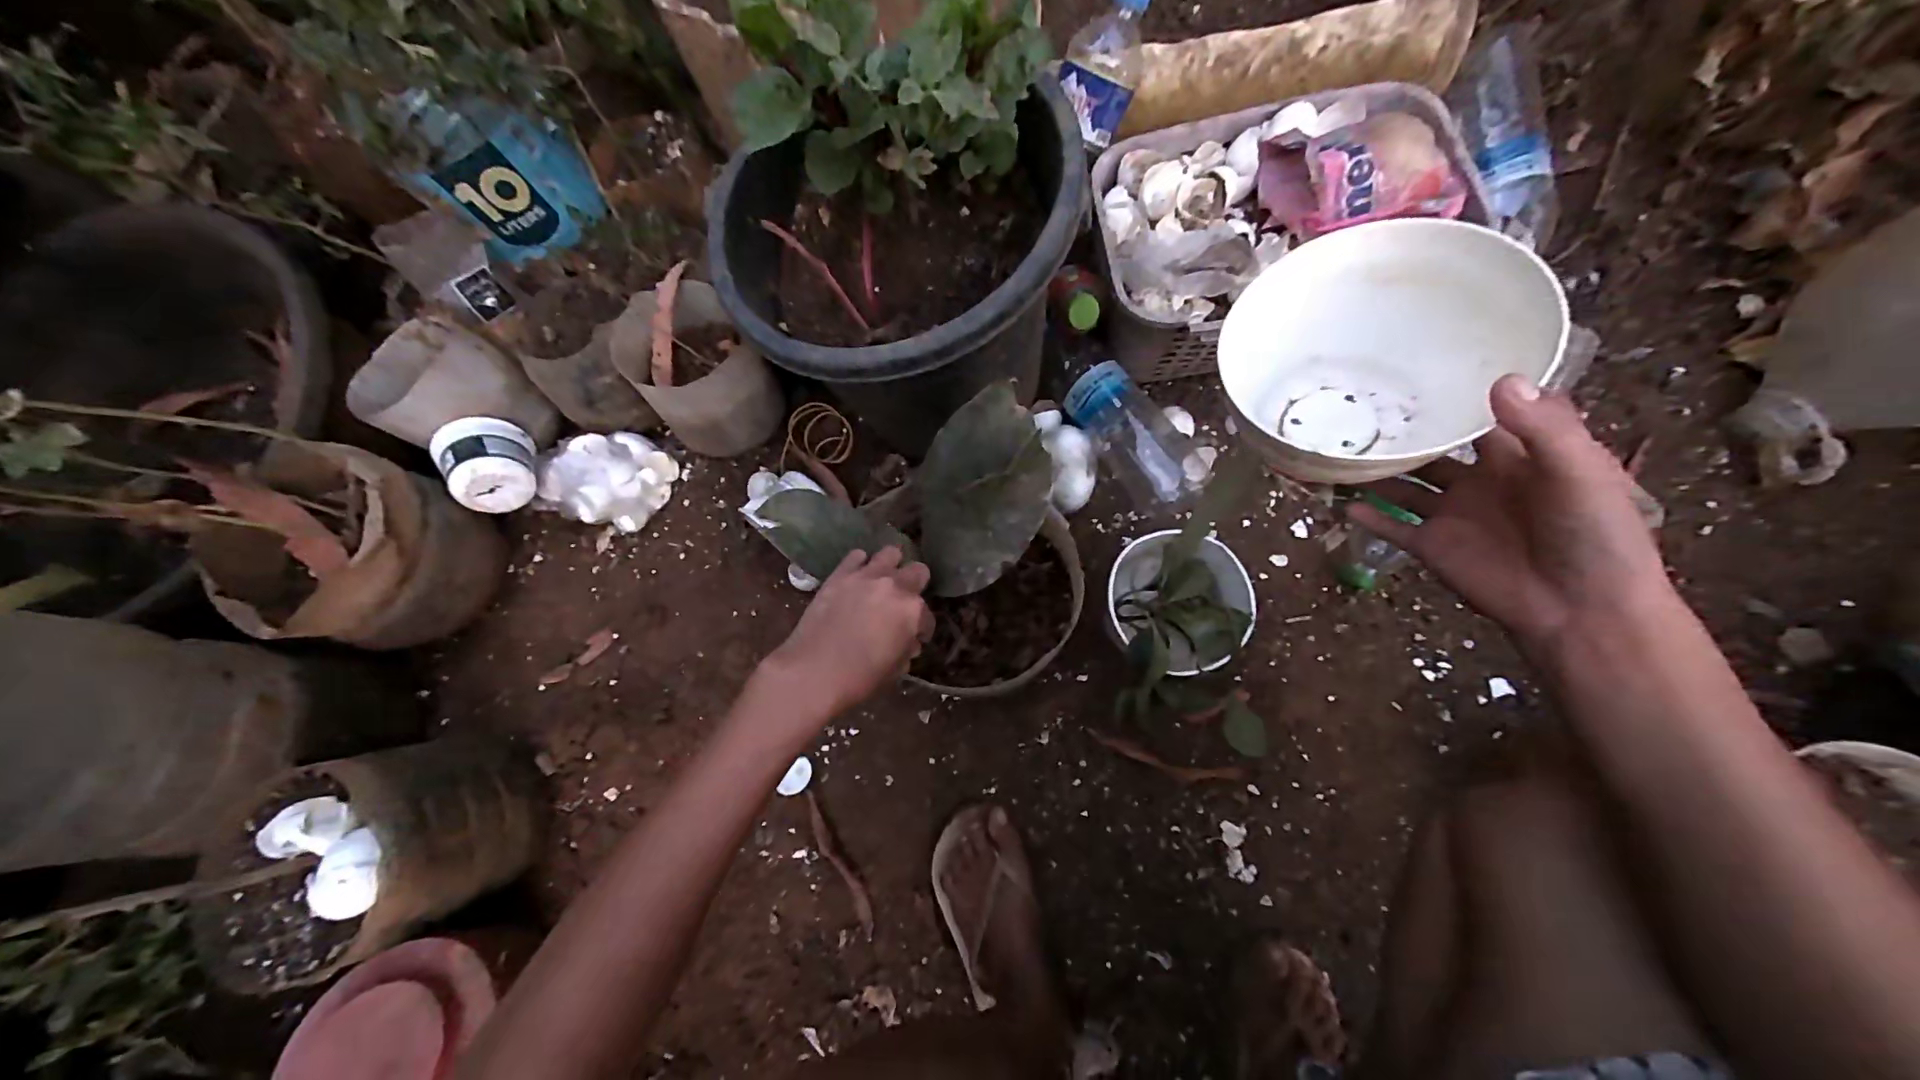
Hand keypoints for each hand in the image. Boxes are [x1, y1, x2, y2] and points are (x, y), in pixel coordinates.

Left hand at [758, 547, 933, 718]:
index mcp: (913, 611)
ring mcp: (865, 576)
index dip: (923, 629)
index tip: (915, 638)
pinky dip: (860, 565)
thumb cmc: (859, 679)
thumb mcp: (895, 670)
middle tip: (903, 603)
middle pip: (918, 571)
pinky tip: (856, 578)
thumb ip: (907, 650)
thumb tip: (908, 641)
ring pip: (890, 553)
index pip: (928, 616)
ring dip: (891, 566)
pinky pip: (856, 556)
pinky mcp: (839, 574)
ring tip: (883, 581)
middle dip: (915, 586)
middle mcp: (894, 586)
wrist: (812, 673)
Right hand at [1349, 376, 1677, 653]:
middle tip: (1361, 404)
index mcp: (1521, 456)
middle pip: (1433, 448)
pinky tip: (1341, 503)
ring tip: (1339, 449)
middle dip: (1404, 431)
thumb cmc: (1595, 535)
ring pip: (1403, 485)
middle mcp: (1480, 480)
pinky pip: (1391, 527)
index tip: (1423, 366)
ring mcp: (1452, 514)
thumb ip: (1542, 428)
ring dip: (1376, 471)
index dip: (1458, 394)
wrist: (1580, 609)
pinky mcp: (1432, 545)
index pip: (1483, 415)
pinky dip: (1367, 517)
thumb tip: (1498, 380)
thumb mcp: (1579, 472)